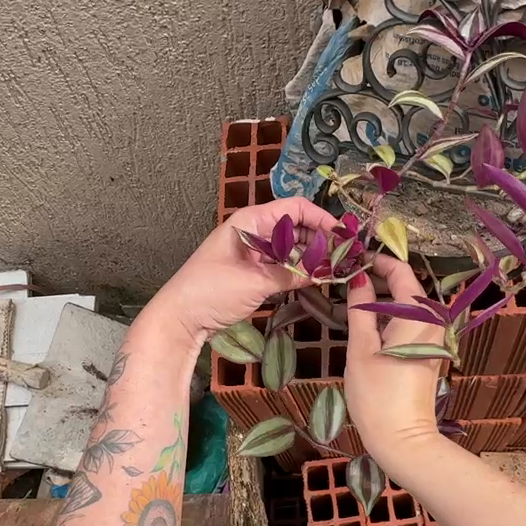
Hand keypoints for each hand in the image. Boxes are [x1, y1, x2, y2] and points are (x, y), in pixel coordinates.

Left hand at [146, 198, 341, 343]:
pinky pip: (283, 263)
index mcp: (251, 221)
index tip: (343, 236)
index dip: (322, 218)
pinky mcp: (253, 271)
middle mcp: (254, 231)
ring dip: (312, 256)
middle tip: (345, 257)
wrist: (180, 318)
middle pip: (296, 226)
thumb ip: (292, 274)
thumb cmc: (211, 291)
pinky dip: (299, 269)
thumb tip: (326, 271)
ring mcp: (254, 251)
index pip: (295, 208)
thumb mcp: (256, 282)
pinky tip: (316, 278)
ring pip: (292, 246)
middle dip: (321, 239)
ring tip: (336, 269)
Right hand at [345, 255, 446, 457]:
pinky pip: (410, 322)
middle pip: (405, 286)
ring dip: (381, 297)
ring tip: (350, 297)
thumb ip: (359, 309)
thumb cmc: (377, 394)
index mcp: (418, 314)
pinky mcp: (428, 352)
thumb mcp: (360, 348)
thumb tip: (357, 277)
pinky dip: (389, 315)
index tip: (351, 260)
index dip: (377, 261)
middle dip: (377, 278)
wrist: (403, 439)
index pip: (401, 271)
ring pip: (407, 304)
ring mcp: (433, 337)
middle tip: (344, 277)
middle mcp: (433, 320)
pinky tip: (366, 321)